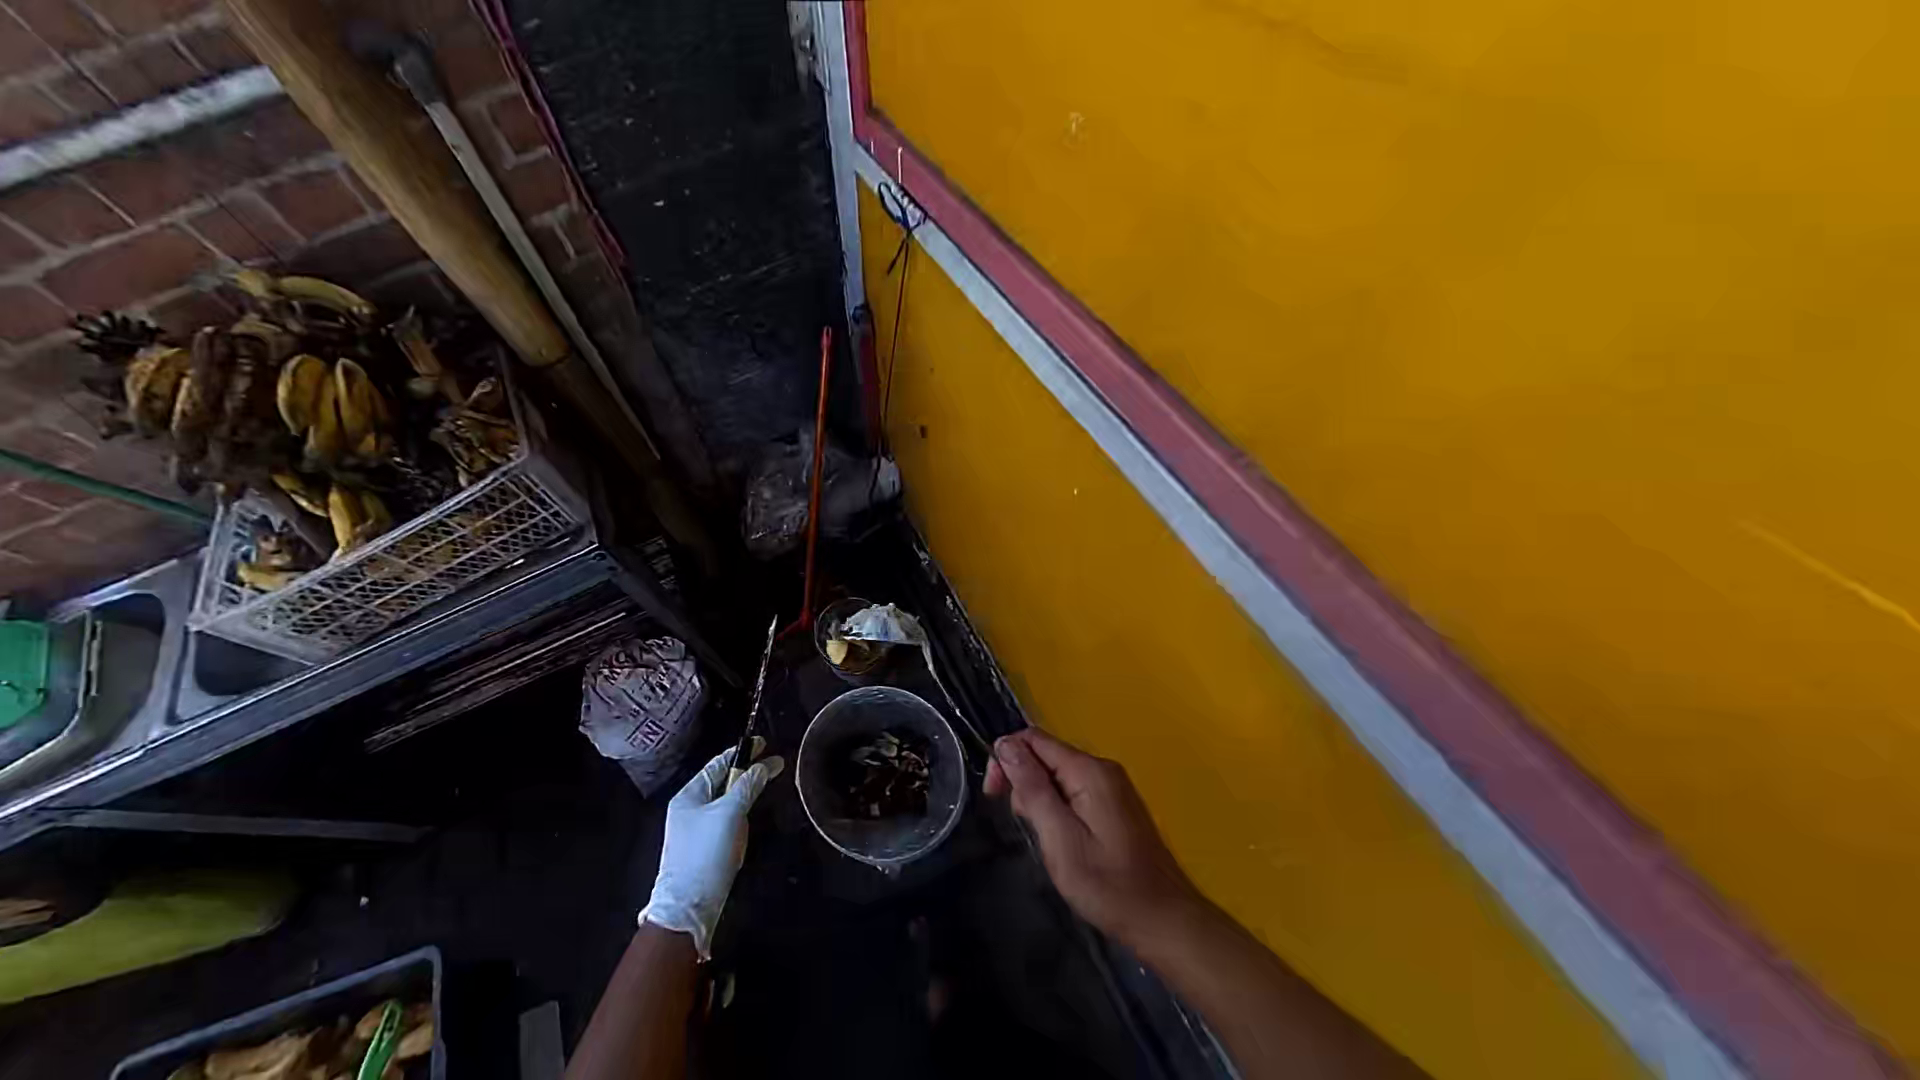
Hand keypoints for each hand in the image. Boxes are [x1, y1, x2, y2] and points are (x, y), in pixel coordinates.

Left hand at [639, 739, 784, 958]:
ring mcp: (694, 831)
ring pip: (724, 804)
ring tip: (765, 788)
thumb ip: (747, 785)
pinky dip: (739, 817)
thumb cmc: (707, 853)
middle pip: (721, 783)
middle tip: (773, 766)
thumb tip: (764, 765)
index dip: (742, 752)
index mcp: (689, 795)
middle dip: (746, 774)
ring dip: (744, 796)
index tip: (765, 743)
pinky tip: (750, 821)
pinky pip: (725, 823)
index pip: (718, 764)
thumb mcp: (730, 813)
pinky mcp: (703, 850)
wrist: (688, 908)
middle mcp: (688, 810)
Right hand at [985, 728, 1203, 949]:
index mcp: (1089, 770)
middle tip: (1024, 826)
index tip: (994, 794)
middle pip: (1046, 754)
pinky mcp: (1115, 805)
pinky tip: (1061, 840)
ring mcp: (1112, 786)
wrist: (1164, 920)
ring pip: (1058, 774)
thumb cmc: (1108, 885)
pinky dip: (1057, 808)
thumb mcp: (1060, 838)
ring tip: (1046, 840)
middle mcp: (1102, 768)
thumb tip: (1005, 744)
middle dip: (1023, 781)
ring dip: (1039, 798)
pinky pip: (1074, 791)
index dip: (1007, 758)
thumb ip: (1032, 788)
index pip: (1034, 739)